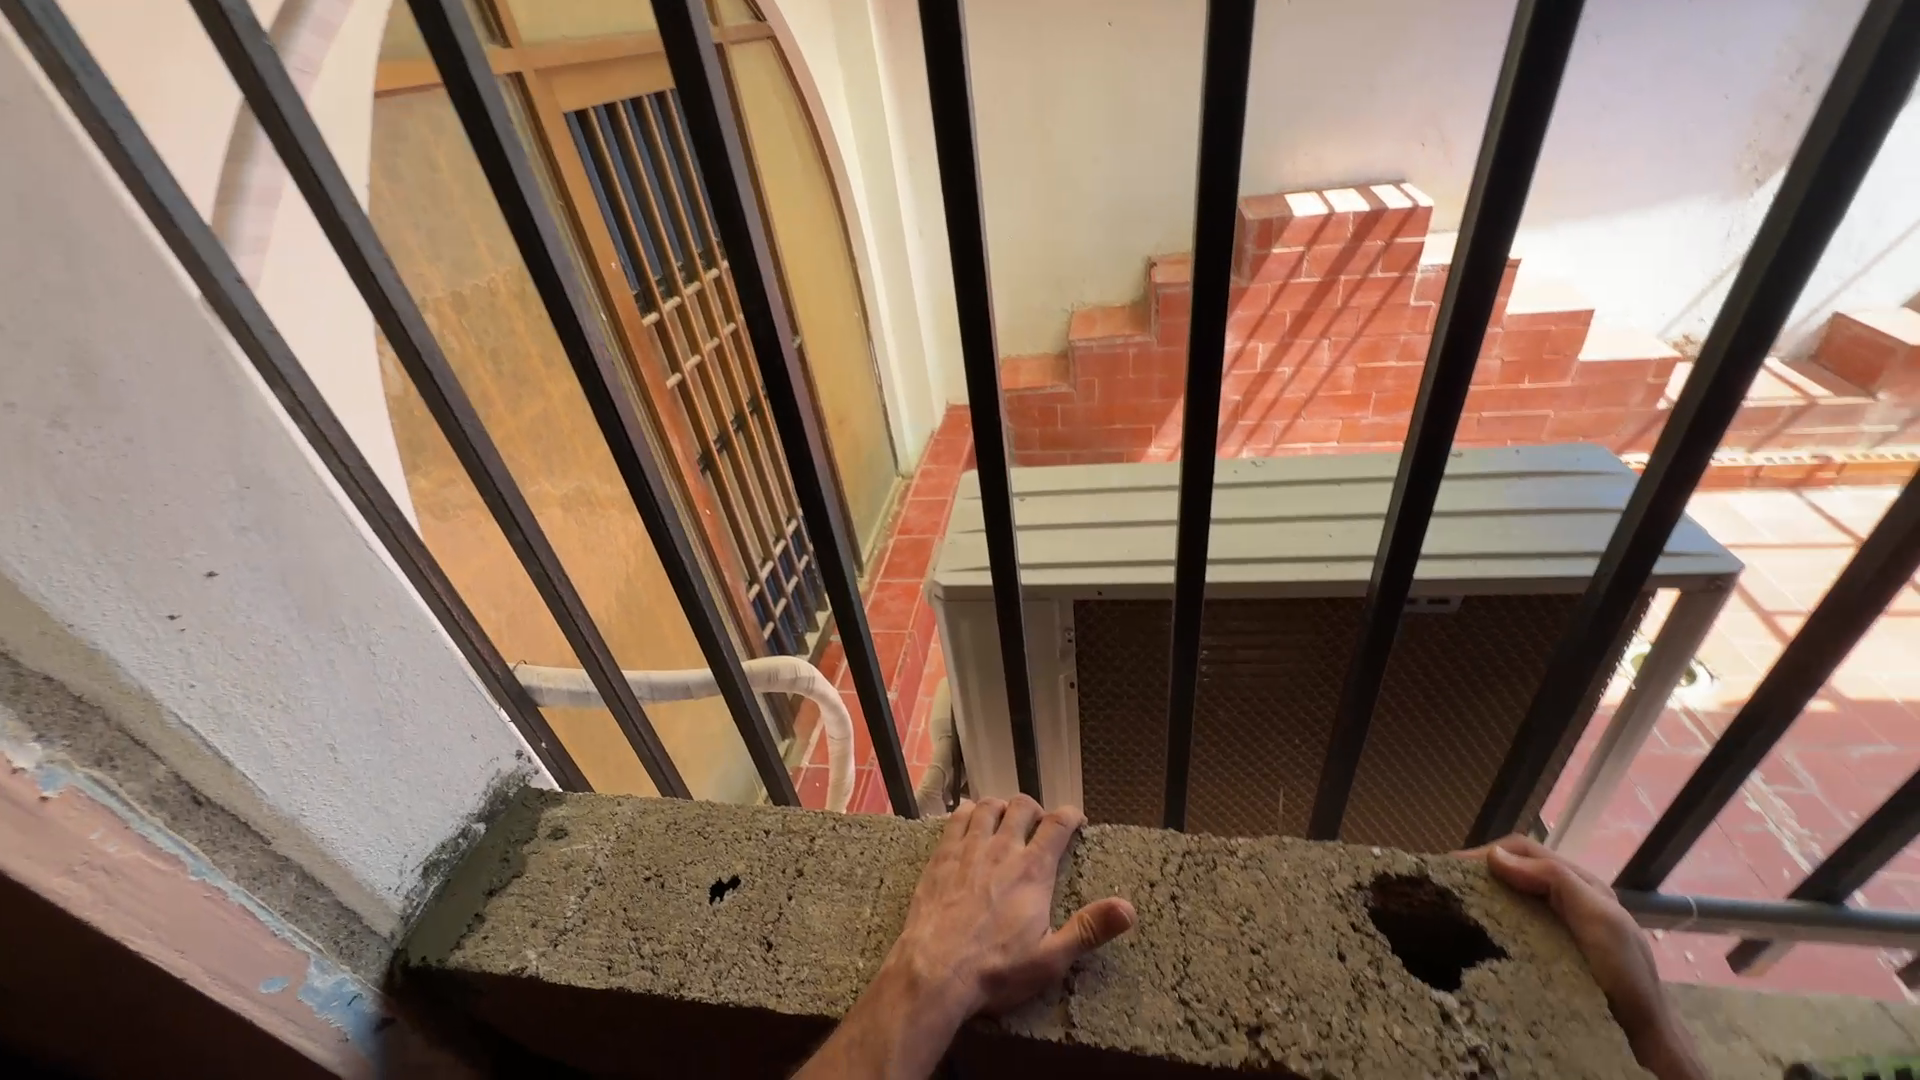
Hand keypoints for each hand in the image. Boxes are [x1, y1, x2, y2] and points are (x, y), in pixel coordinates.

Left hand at [886, 796, 1136, 1018]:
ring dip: (1001, 806)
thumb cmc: (996, 969)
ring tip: (1005, 819)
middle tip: (1038, 825)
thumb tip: (1128, 908)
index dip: (1071, 815)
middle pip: (1022, 806)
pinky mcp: (942, 854)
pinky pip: (957, 817)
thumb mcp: (1050, 958)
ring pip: (988, 806)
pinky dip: (968, 811)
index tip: (1076, 819)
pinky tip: (970, 818)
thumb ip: (1089, 929)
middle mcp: (1002, 849)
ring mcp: (969, 848)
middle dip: (1035, 809)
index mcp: (1033, 870)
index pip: (1057, 825)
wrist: (934, 969)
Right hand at [1459, 835, 1705, 1079]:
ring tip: (1450, 908)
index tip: (1450, 868)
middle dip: (1477, 873)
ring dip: (1479, 897)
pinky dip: (1486, 922)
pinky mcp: (1543, 952)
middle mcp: (1564, 899)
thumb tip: (1493, 855)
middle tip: (1444, 887)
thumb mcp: (1601, 918)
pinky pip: (1508, 925)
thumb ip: (1556, 880)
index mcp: (1579, 883)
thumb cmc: (1623, 974)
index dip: (1485, 852)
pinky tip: (1471, 934)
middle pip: (1511, 870)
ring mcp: (1553, 927)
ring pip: (1507, 897)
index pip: (1522, 850)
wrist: (1642, 1038)